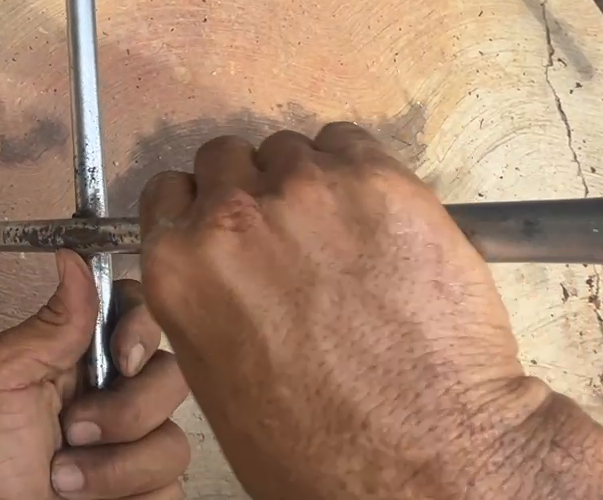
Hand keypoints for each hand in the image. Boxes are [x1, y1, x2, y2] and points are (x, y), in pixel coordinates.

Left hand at [0, 249, 191, 499]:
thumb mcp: (6, 373)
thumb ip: (50, 321)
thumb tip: (73, 258)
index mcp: (83, 349)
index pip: (136, 310)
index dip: (140, 326)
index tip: (120, 354)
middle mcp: (119, 388)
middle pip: (167, 370)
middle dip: (124, 407)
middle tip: (74, 426)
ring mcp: (140, 439)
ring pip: (172, 431)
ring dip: (112, 459)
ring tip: (65, 473)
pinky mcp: (154, 486)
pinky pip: (172, 479)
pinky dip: (122, 487)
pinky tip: (87, 494)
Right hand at [137, 124, 557, 499]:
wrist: (435, 463)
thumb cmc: (321, 445)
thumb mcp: (213, 372)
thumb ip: (199, 291)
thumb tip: (214, 260)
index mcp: (178, 264)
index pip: (168, 190)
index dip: (197, 204)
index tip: (222, 218)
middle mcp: (229, 215)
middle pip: (222, 155)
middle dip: (248, 185)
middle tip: (287, 227)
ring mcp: (302, 191)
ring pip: (287, 147)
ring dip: (304, 178)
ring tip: (341, 228)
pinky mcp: (375, 182)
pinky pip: (348, 140)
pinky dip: (356, 167)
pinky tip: (375, 213)